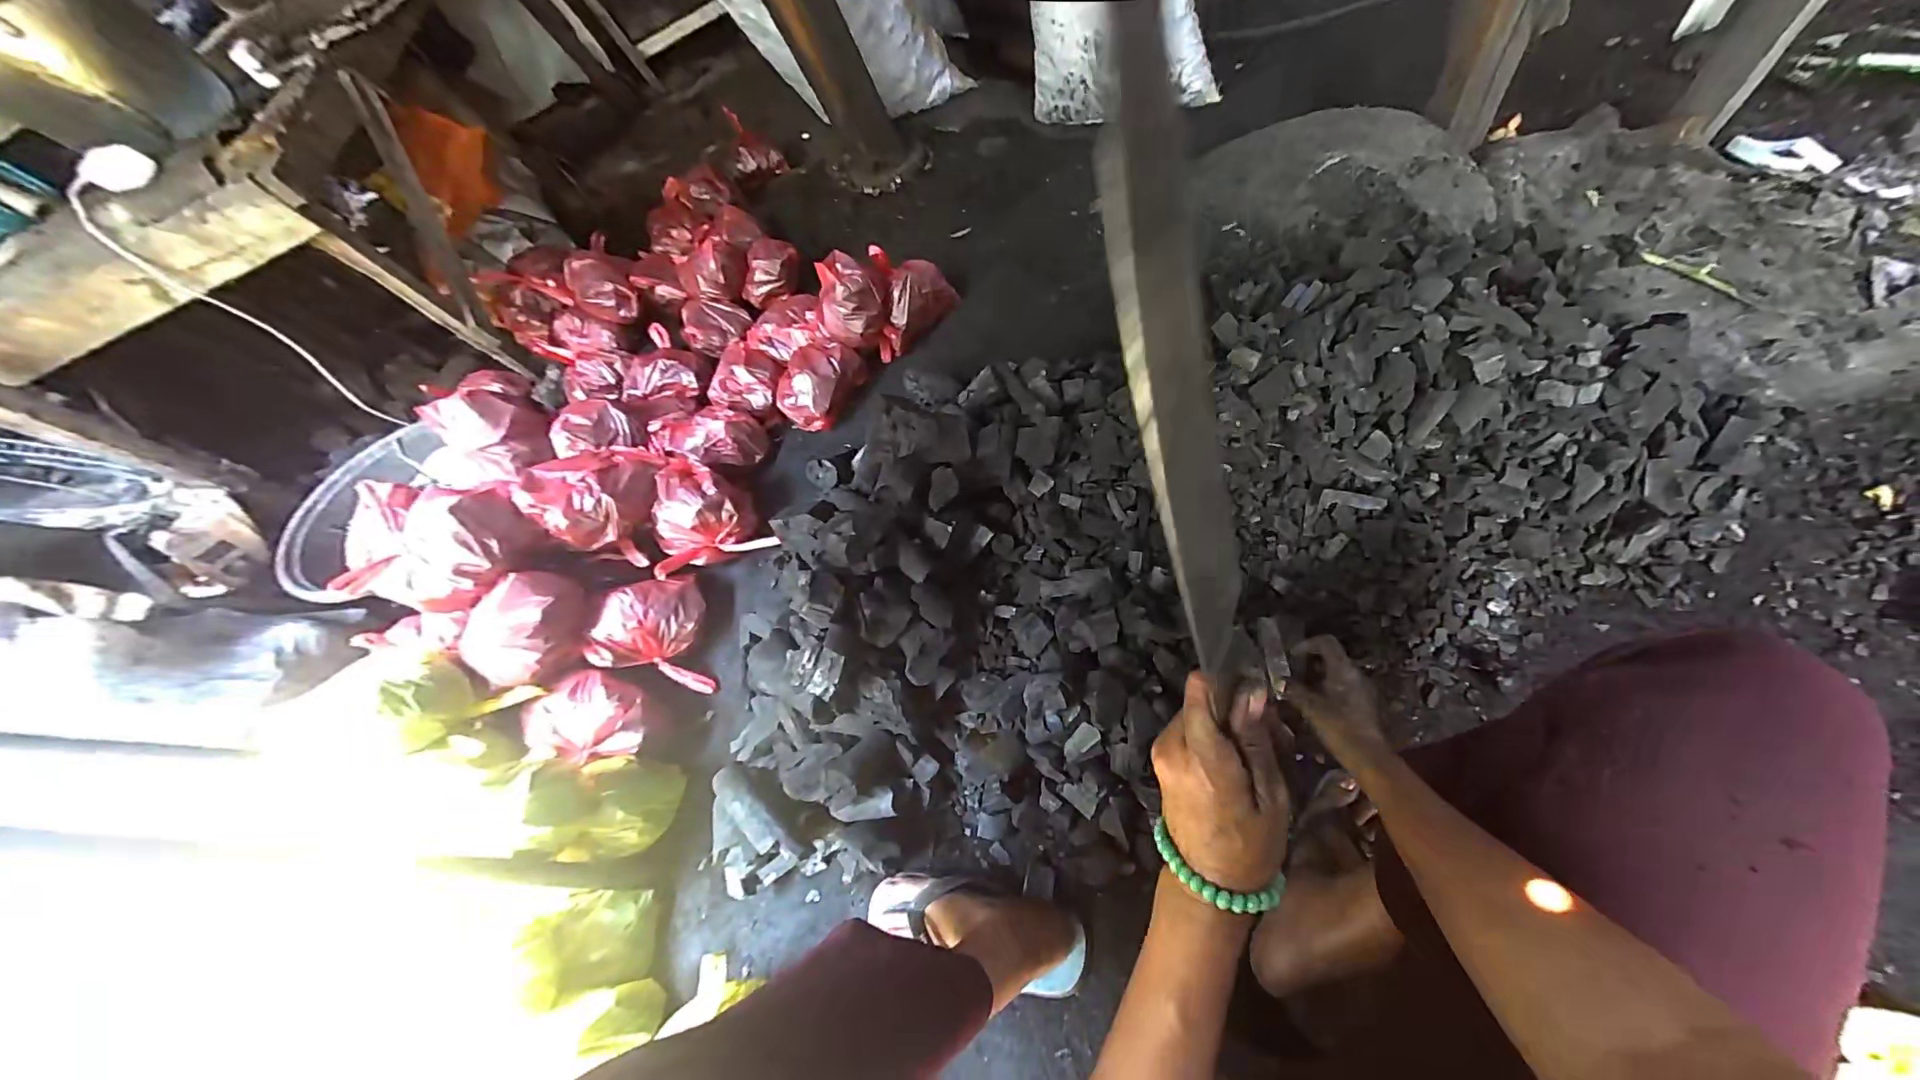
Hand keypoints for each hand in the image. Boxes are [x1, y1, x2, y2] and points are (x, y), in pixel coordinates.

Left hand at [1151, 673, 1289, 893]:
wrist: (1206, 883)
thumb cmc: (1249, 846)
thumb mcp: (1270, 796)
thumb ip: (1256, 740)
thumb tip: (1253, 692)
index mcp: (1201, 757)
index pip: (1198, 692)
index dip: (1226, 683)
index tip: (1253, 694)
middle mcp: (1171, 747)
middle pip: (1200, 702)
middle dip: (1231, 708)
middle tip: (1266, 733)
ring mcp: (1160, 753)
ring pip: (1193, 715)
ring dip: (1221, 723)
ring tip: (1252, 752)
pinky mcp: (1159, 759)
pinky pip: (1184, 731)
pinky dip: (1208, 736)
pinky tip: (1233, 761)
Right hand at [1288, 636, 1391, 770]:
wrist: (1369, 757)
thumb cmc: (1339, 727)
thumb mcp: (1311, 707)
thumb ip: (1294, 690)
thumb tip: (1280, 681)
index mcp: (1344, 670)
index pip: (1326, 642)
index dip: (1306, 644)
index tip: (1291, 656)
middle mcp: (1356, 675)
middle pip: (1331, 657)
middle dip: (1309, 663)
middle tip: (1291, 674)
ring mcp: (1363, 689)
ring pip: (1336, 673)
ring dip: (1316, 677)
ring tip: (1299, 690)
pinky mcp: (1364, 704)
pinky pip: (1342, 688)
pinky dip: (1326, 689)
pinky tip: (1314, 704)